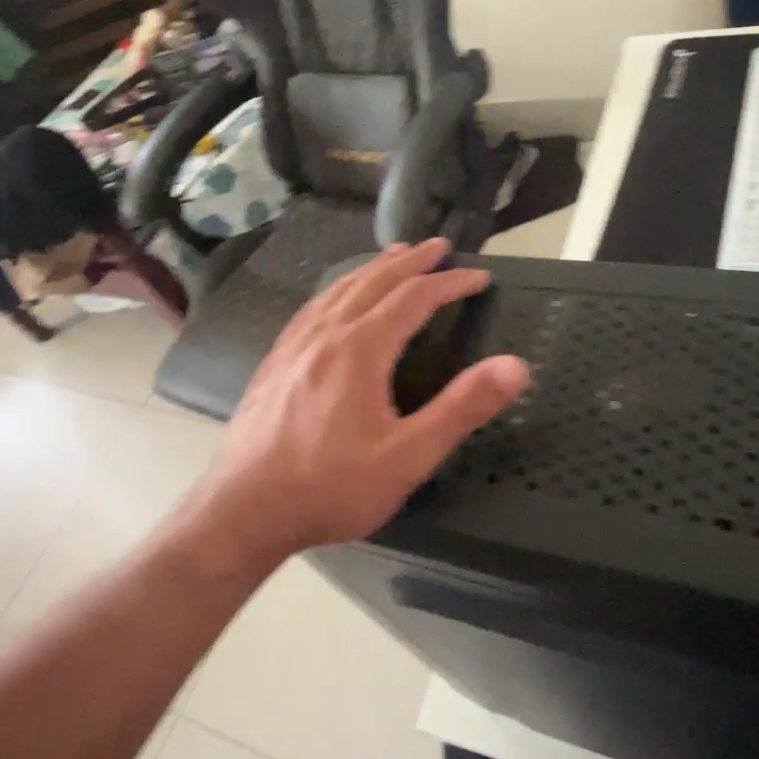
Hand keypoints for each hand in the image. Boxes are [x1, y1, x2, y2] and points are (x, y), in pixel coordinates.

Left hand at [195, 239, 530, 559]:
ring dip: (373, 268)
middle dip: (412, 261)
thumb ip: (461, 408)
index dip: (450, 283)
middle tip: (440, 247)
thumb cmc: (332, 487)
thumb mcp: (408, 457)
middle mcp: (325, 334)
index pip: (414, 298)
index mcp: (360, 349)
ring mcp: (293, 345)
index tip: (479, 277)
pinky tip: (337, 298)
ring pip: (339, 289)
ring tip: (395, 256)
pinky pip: (314, 306)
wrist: (244, 510)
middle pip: (374, 281)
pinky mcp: (274, 361)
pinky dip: (339, 287)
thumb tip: (515, 366)